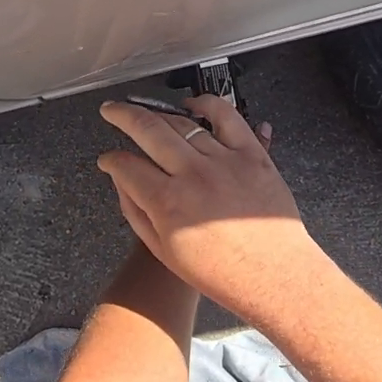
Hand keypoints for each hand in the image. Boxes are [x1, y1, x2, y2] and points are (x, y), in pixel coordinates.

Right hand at [77, 0, 221, 68]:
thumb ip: (186, 24)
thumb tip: (168, 40)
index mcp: (142, 1)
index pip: (118, 37)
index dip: (108, 55)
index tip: (101, 69)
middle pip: (96, 23)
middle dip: (92, 43)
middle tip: (91, 60)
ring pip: (89, 4)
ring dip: (84, 23)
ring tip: (82, 38)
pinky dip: (88, 1)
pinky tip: (89, 8)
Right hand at [96, 96, 325, 318]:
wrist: (273, 277)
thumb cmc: (221, 272)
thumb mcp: (163, 250)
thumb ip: (135, 211)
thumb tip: (121, 181)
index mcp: (167, 202)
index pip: (125, 165)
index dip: (110, 159)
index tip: (108, 159)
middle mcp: (193, 175)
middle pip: (146, 128)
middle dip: (120, 115)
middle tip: (111, 110)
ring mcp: (223, 161)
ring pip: (181, 121)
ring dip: (156, 112)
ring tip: (145, 111)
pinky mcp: (251, 155)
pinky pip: (226, 117)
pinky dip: (207, 104)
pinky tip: (192, 105)